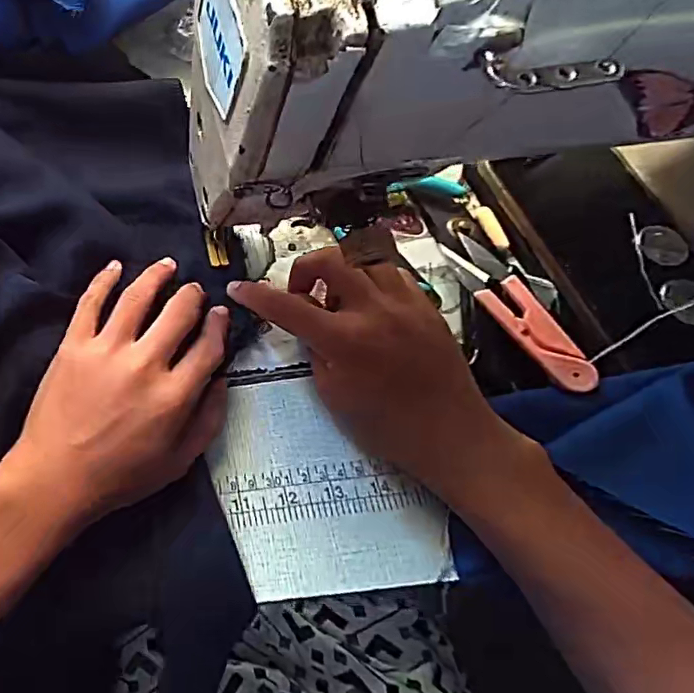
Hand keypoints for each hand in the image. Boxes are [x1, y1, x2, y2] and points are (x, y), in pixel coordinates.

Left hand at [0, 258, 229, 526]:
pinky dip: (104, 279)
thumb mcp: (177, 462)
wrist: (56, 478)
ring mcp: (106, 351)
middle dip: (192, 296)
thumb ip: (208, 420)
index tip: (220, 313)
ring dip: (156, 276)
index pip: (208, 346)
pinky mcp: (74, 345)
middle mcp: (144, 365)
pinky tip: (115, 267)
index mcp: (173, 396)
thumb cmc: (119, 476)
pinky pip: (91, 302)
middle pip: (179, 313)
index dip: (218, 325)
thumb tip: (222, 378)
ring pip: (138, 297)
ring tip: (166, 266)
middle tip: (194, 290)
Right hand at [226, 246, 544, 509]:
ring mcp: (405, 303)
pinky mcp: (426, 303)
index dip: (256, 295)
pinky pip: (391, 272)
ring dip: (340, 273)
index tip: (239, 288)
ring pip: (362, 258)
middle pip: (329, 259)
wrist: (453, 435)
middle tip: (301, 293)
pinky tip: (369, 303)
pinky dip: (370, 279)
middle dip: (303, 269)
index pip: (287, 307)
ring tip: (339, 301)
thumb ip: (315, 351)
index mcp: (345, 341)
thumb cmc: (387, 426)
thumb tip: (308, 324)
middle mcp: (374, 311)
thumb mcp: (334, 394)